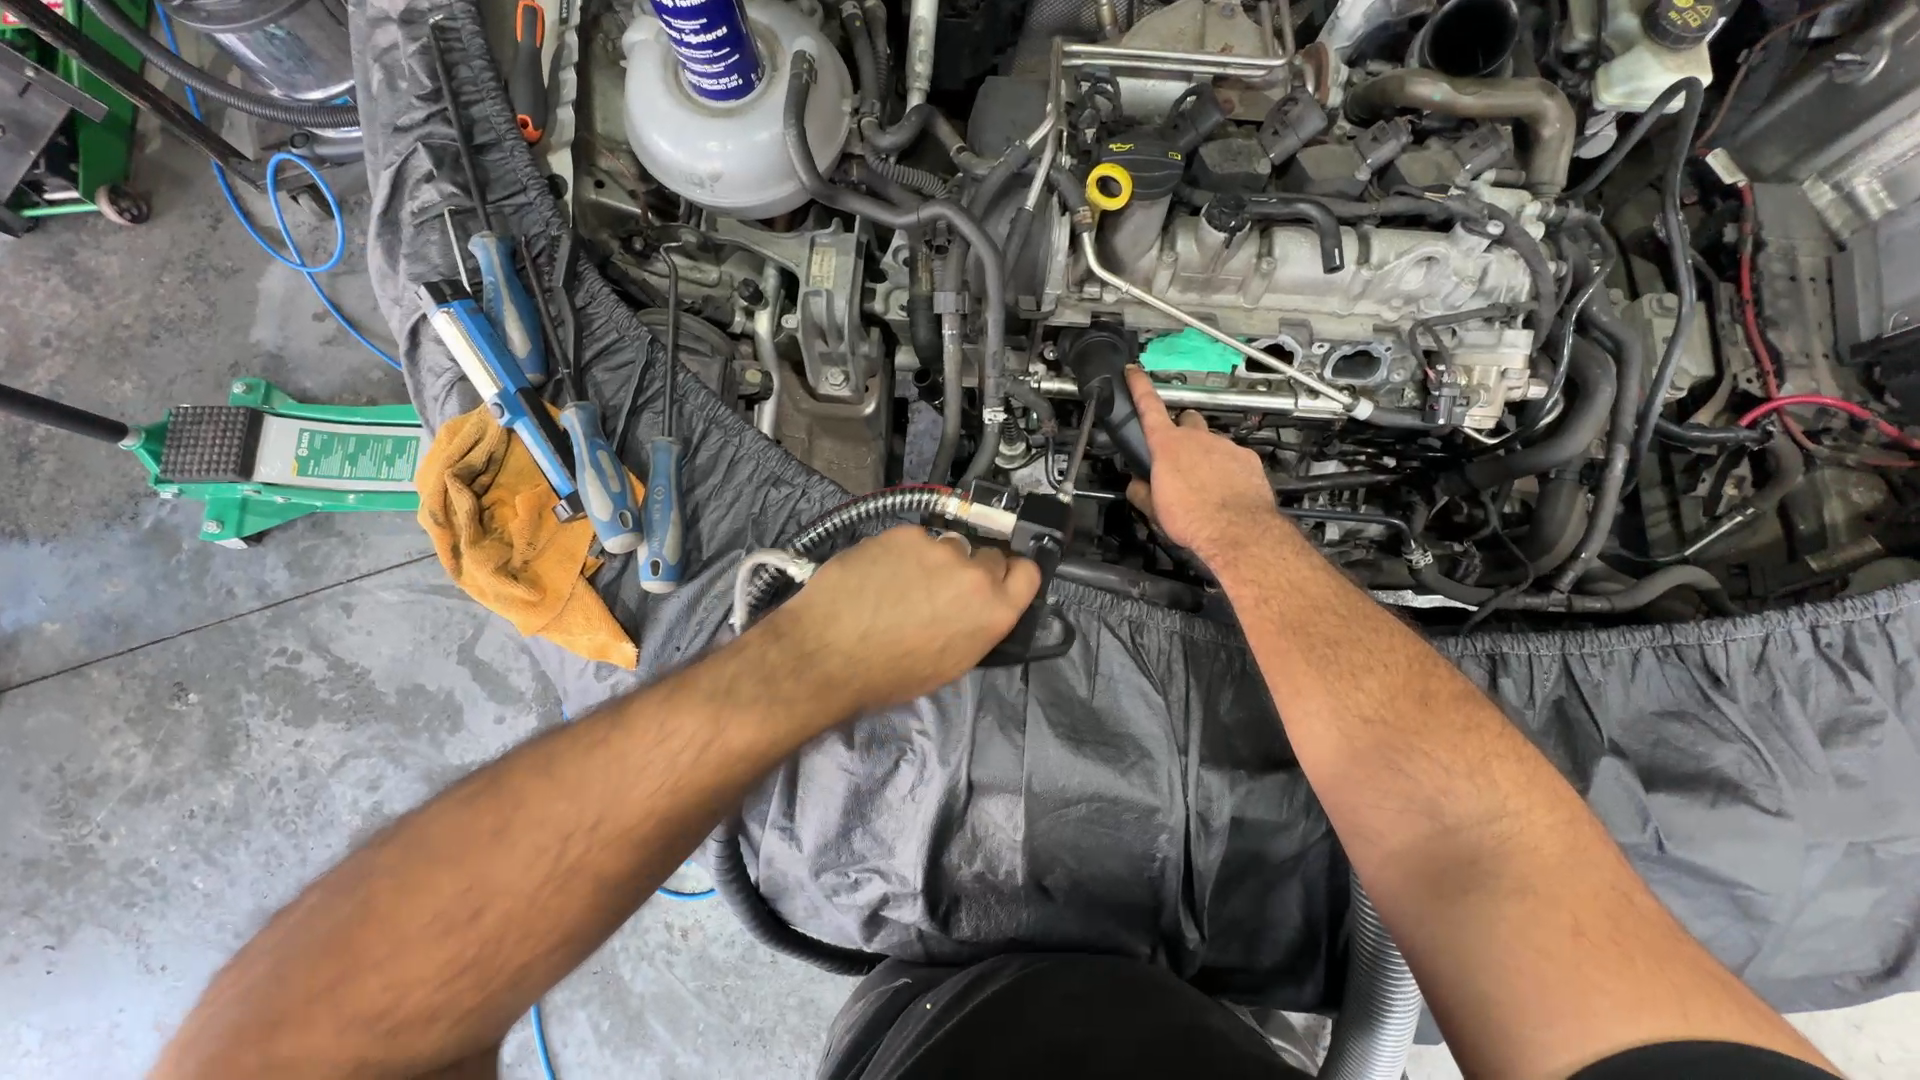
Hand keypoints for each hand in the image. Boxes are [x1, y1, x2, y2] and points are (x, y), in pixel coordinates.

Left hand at [749, 526, 1042, 715]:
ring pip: (948, 545)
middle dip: (972, 569)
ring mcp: (937, 548)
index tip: (1000, 577)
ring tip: (904, 583)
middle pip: (989, 555)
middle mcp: (973, 574)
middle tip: (943, 588)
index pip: (1028, 573)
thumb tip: (976, 611)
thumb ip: (976, 627)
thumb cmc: (887, 675)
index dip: (1013, 574)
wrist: (827, 653)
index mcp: (993, 612)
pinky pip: (913, 539)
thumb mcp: (950, 665)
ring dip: (935, 560)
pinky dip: (902, 552)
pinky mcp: (902, 533)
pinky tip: (880, 574)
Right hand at [1124, 367, 1284, 564]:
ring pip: (1211, 441)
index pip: (1148, 406)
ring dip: (1205, 456)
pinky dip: (1228, 469)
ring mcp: (1224, 445)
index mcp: (1167, 446)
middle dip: (1181, 432)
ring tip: (1204, 484)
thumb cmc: (1193, 519)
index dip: (1139, 386)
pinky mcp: (1247, 457)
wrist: (1237, 531)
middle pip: (1186, 421)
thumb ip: (1141, 491)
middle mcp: (1197, 438)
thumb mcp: (1154, 509)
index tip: (1134, 371)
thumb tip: (1136, 485)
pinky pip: (1233, 457)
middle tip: (1178, 457)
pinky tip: (1226, 490)